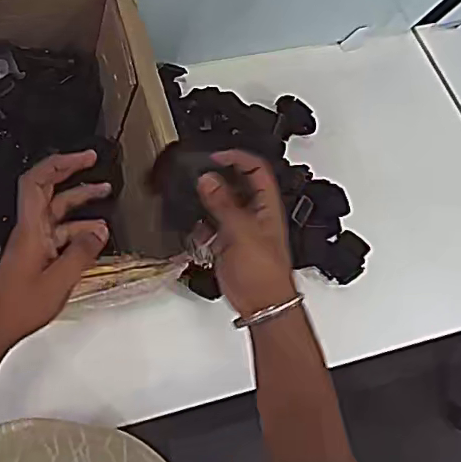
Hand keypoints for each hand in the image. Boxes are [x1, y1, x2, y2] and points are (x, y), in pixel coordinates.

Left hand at [0, 151, 110, 347]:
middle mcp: (30, 230)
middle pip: (47, 188)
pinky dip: (79, 227)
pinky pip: (60, 231)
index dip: (59, 163)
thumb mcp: (59, 280)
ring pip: (57, 210)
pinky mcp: (37, 253)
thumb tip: (100, 231)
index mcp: (31, 229)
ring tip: (103, 191)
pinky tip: (95, 233)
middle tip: (91, 161)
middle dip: (70, 171)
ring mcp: (33, 241)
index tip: (82, 157)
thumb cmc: (18, 306)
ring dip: (79, 198)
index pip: (38, 182)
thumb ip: (82, 253)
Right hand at [197, 150, 297, 319]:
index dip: (238, 157)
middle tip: (199, 174)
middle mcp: (255, 214)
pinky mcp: (228, 244)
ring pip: (222, 205)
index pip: (257, 169)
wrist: (262, 305)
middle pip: (237, 184)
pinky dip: (201, 224)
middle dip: (218, 178)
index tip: (216, 156)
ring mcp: (241, 229)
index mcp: (267, 205)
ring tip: (194, 199)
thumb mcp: (241, 232)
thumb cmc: (265, 274)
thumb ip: (223, 205)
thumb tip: (209, 180)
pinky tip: (195, 228)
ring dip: (207, 201)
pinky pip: (212, 227)